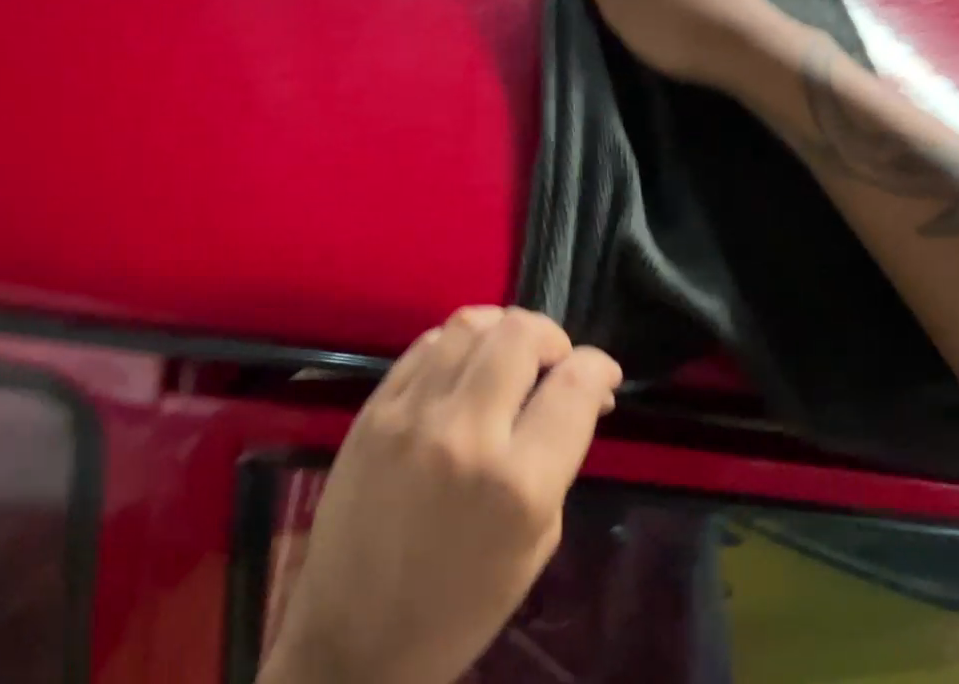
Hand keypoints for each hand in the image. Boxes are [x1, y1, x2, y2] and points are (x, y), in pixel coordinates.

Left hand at [259, 307, 622, 683]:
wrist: (355, 634)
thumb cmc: (459, 608)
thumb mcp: (535, 545)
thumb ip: (555, 463)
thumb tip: (572, 399)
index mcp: (518, 484)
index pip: (574, 386)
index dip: (601, 368)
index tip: (603, 376)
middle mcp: (465, 433)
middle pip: (520, 334)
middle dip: (554, 338)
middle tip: (556, 362)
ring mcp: (411, 414)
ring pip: (469, 324)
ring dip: (503, 330)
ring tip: (511, 354)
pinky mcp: (373, 409)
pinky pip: (424, 346)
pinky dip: (456, 343)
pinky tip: (464, 365)